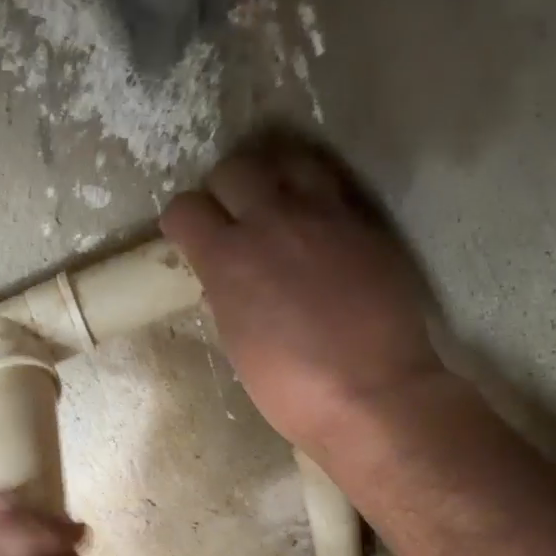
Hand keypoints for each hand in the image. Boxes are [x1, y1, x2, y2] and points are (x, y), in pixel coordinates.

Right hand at [161, 140, 444, 454]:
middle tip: (233, 217)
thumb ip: (226, 301)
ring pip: (288, 161)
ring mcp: (324, 217)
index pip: (185, 208)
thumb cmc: (292, 389)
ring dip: (274, 178)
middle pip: (234, 169)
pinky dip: (316, 197)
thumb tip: (221, 285)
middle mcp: (272, 223)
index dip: (182, 221)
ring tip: (278, 205)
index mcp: (228, 259)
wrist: (372, 394)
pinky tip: (318, 228)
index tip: (188, 237)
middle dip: (225, 190)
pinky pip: (332, 188)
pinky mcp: (364, 225)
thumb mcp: (239, 346)